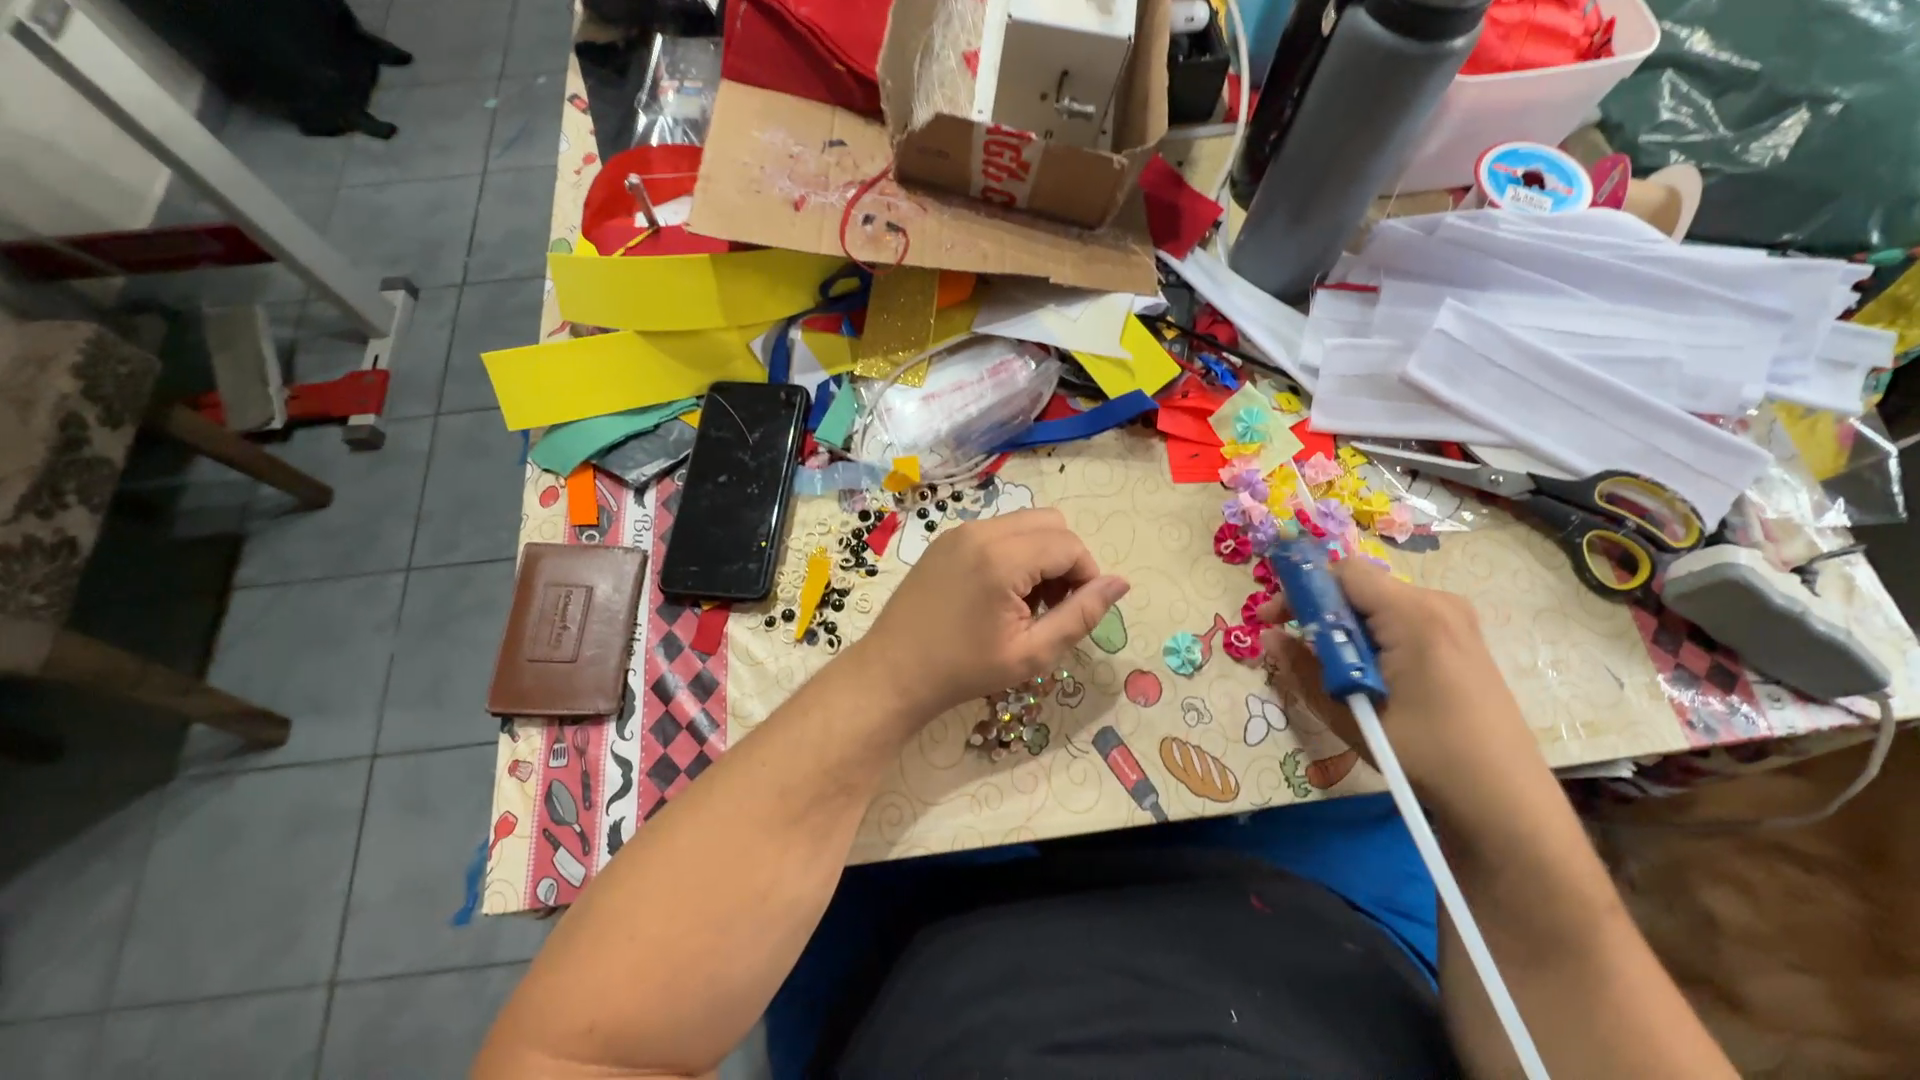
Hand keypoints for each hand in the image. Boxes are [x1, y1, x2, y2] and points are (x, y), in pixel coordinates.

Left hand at [858, 509, 1128, 720]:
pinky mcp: (945, 540)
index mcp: (1003, 558)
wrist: (894, 672)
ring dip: (1040, 555)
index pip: (1070, 545)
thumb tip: (1121, 583)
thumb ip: (1081, 614)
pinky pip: (998, 532)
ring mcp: (959, 532)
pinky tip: (1000, 594)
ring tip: (1027, 603)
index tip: (1076, 611)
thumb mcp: (1032, 653)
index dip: (1086, 576)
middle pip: (1051, 523)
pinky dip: (1014, 553)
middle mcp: (981, 532)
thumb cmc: (964, 670)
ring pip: (1024, 524)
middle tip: (1052, 606)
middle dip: (1065, 560)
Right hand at [1257, 558, 1553, 830]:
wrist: (1504, 797)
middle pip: (1361, 585)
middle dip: (1320, 610)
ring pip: (1380, 603)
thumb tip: (1270, 636)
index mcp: (1415, 615)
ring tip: (1331, 668)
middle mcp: (1439, 603)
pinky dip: (1373, 636)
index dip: (1301, 590)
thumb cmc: (1425, 755)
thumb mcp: (1352, 715)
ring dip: (1346, 626)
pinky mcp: (1463, 638)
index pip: (1343, 573)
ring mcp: (1457, 619)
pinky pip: (1402, 618)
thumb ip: (1305, 671)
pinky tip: (1367, 674)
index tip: (1272, 621)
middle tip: (1295, 646)